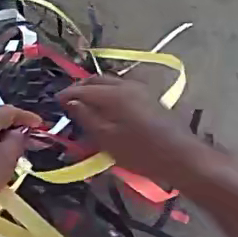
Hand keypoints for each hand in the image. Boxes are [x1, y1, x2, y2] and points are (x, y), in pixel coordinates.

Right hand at [58, 76, 213, 186]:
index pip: (82, 89)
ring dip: (94, 89)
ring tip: (84, 104)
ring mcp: (140, 89)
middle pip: (96, 79)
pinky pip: (120, 88)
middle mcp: (126, 85)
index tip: (55, 102)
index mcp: (113, 94)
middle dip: (79, 88)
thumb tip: (70, 102)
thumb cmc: (140, 151)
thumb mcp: (106, 138)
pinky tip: (105, 107)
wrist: (182, 156)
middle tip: (67, 101)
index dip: (66, 94)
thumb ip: (86, 117)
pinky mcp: (149, 97)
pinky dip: (107, 93)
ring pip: (109, 82)